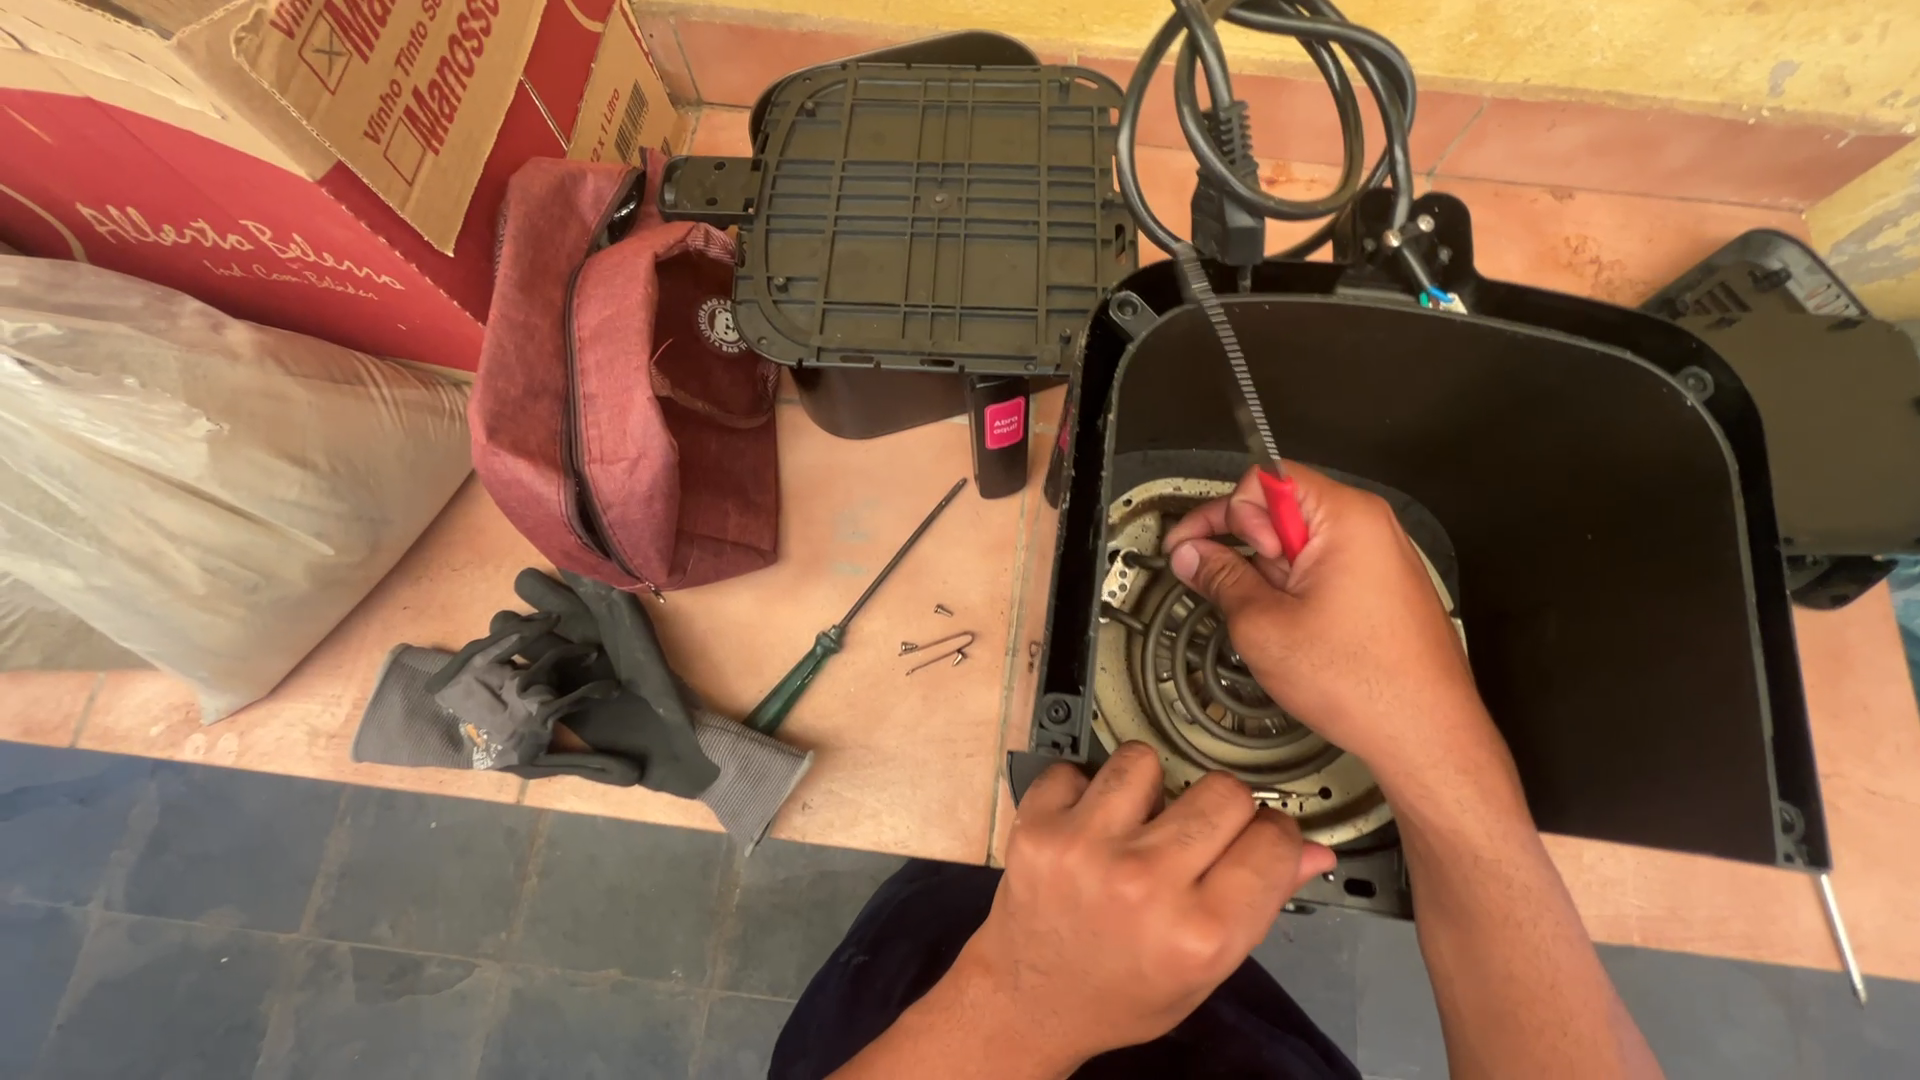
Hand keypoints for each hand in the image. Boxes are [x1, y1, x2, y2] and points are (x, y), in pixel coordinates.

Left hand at [948, 744, 1333, 1070]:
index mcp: (1198, 934)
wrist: (1032, 999)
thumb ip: (1261, 904)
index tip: (1259, 834)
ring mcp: (1085, 849)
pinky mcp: (1039, 826)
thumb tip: (1313, 851)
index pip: (1273, 841)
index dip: (1273, 833)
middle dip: (1220, 806)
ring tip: (1138, 821)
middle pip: (1223, 792)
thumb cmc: (1122, 990)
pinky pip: (1078, 767)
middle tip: (1197, 830)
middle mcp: (1143, 885)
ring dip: (1148, 785)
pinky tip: (1088, 822)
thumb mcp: (1206, 969)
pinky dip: (1085, 787)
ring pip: (1147, 760)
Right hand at [1161, 465, 1488, 786]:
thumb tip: (1191, 555)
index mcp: (1345, 519)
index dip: (1224, 513)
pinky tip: (1286, 624)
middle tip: (1211, 577)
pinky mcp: (1380, 585)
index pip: (1264, 479)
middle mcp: (1368, 527)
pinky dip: (1291, 585)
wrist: (1425, 735)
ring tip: (1261, 615)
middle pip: (1280, 505)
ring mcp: (1378, 556)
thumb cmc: (1364, 684)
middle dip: (1239, 541)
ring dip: (1264, 569)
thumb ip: (1218, 578)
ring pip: (1297, 539)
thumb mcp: (1262, 625)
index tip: (1198, 547)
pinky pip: (1321, 564)